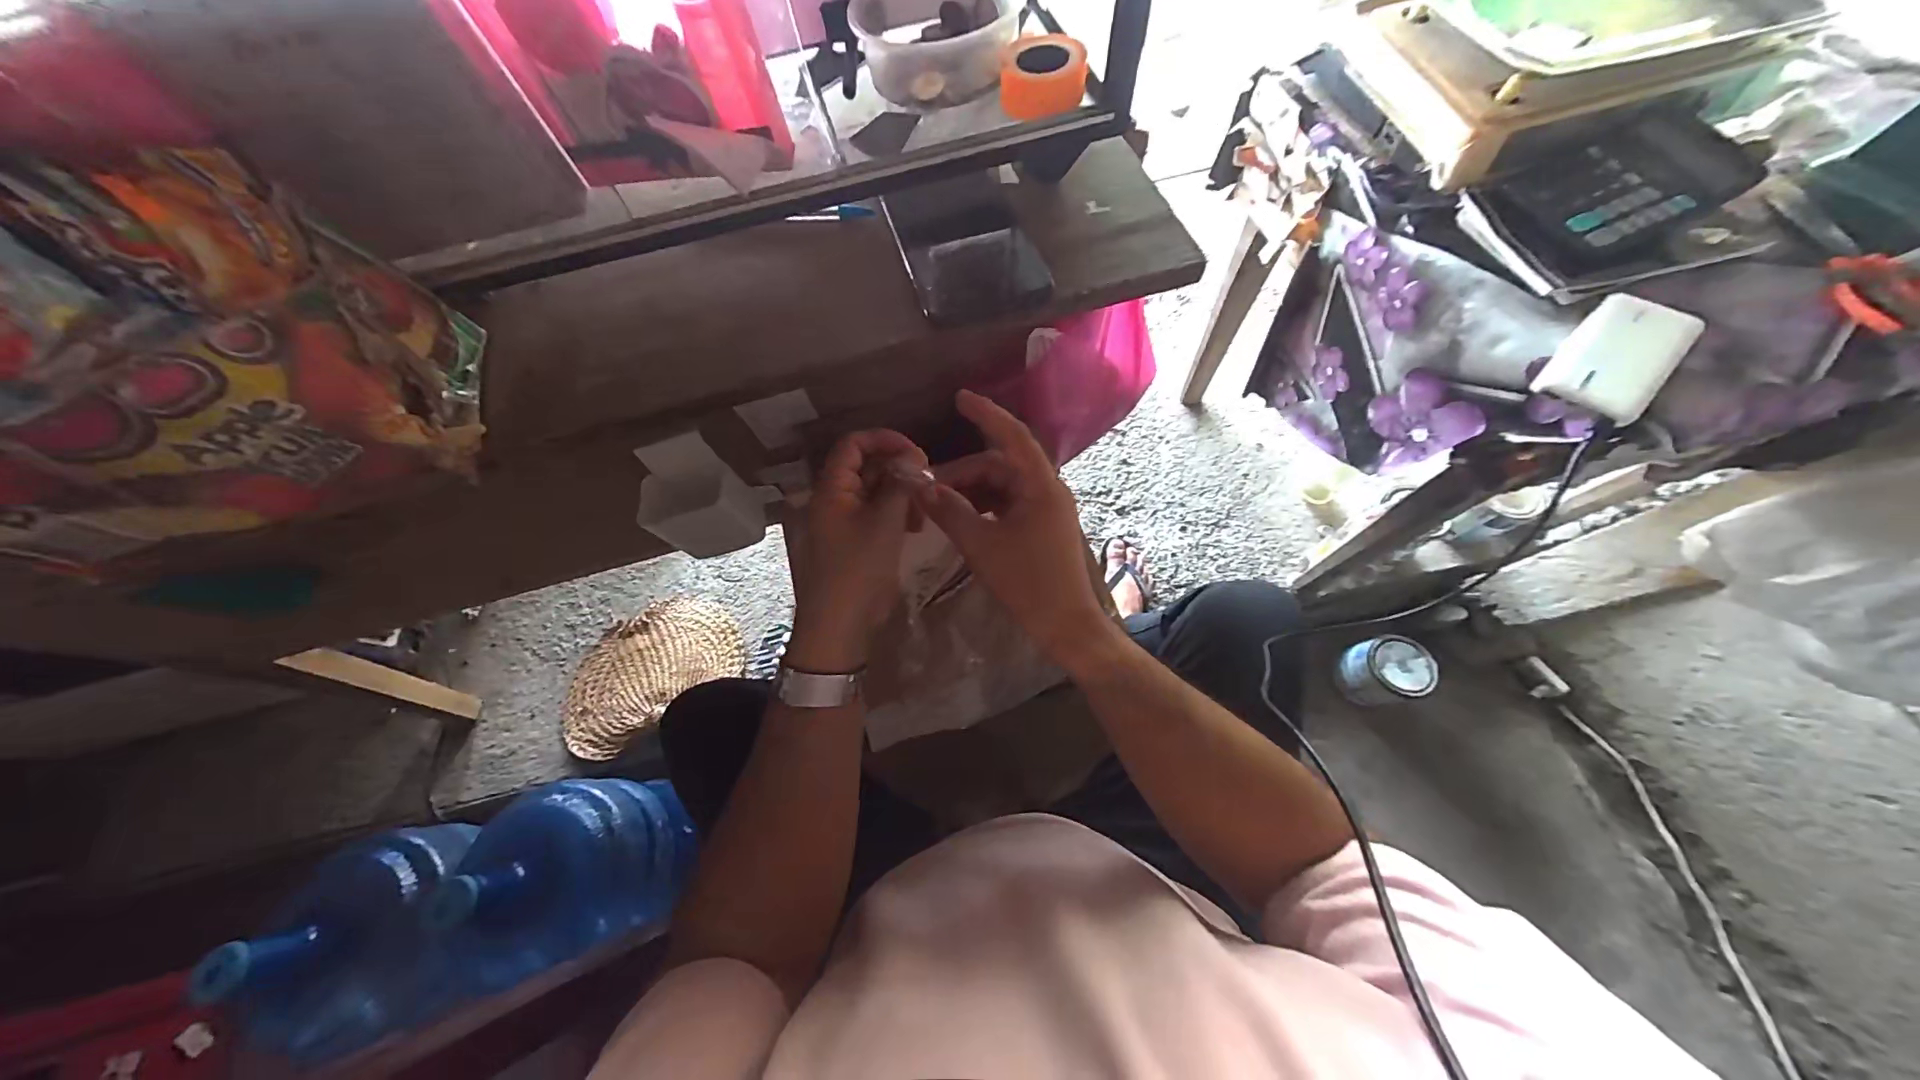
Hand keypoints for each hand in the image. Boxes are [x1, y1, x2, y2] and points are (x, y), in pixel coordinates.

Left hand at [788, 429, 927, 672]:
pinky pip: (875, 512)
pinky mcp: (854, 539)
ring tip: (923, 509)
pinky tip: (915, 526)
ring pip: (874, 490)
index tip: (915, 451)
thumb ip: (900, 484)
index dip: (884, 439)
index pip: (853, 444)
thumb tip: (914, 458)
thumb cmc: (858, 569)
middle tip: (927, 480)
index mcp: (831, 489)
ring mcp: (842, 520)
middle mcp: (833, 499)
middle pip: (865, 466)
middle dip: (898, 468)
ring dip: (900, 492)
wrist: (839, 623)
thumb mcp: (885, 522)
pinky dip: (895, 512)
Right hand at [913, 390, 1113, 665]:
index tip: (959, 398)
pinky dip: (984, 507)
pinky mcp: (1043, 528)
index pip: (1012, 437)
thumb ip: (949, 511)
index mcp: (1042, 486)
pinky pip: (1008, 505)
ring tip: (939, 506)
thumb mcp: (981, 545)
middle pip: (1000, 466)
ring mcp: (1047, 510)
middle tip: (928, 488)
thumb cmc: (1027, 582)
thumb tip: (920, 486)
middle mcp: (1048, 490)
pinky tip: (961, 519)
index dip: (986, 414)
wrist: (1066, 625)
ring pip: (1002, 487)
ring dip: (971, 492)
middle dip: (963, 472)